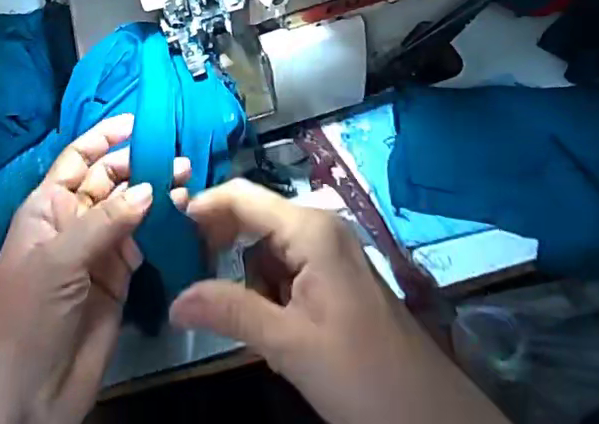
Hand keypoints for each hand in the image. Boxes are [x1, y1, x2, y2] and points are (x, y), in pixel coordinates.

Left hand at [0, 115, 188, 423]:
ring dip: (155, 192)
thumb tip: (149, 188)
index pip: (77, 159)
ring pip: (130, 209)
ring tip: (186, 179)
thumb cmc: (26, 315)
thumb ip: (105, 221)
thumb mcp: (58, 261)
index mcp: (46, 207)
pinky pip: (142, 241)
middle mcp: (73, 221)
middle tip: (177, 156)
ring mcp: (97, 250)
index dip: (104, 138)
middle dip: (139, 164)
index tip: (137, 121)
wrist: (25, 398)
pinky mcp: (119, 278)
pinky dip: (161, 225)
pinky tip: (181, 213)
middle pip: (108, 180)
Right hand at [169, 180, 508, 423]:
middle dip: (218, 241)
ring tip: (218, 304)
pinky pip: (285, 265)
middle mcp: (319, 227)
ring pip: (266, 245)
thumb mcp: (290, 345)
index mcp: (310, 229)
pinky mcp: (333, 275)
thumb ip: (230, 312)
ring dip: (241, 269)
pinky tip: (260, 318)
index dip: (202, 206)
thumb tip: (174, 299)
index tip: (165, 229)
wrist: (434, 416)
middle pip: (253, 216)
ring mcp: (329, 251)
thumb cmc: (363, 375)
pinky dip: (265, 284)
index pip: (242, 197)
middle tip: (184, 270)